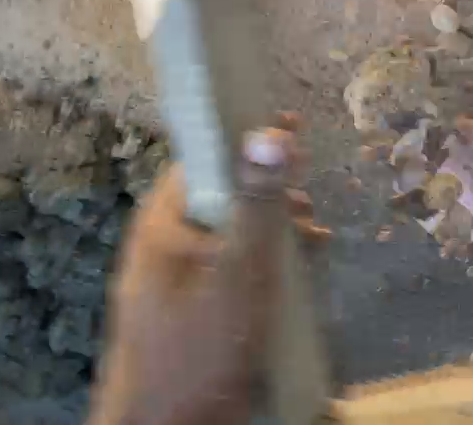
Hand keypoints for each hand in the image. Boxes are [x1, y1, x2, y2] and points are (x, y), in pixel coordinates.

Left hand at [88, 128, 311, 424]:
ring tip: (312, 236)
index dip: (245, 139)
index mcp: (160, 231)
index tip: (291, 127)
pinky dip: (269, 255)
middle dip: (271, 188)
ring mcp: (176, 283)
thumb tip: (270, 132)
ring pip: (232, 230)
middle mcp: (162, 250)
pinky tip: (302, 264)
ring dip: (276, 224)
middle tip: (308, 190)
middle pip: (221, 193)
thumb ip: (259, 200)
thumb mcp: (242, 267)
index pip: (200, 161)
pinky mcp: (195, 309)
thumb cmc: (206, 345)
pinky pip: (235, 263)